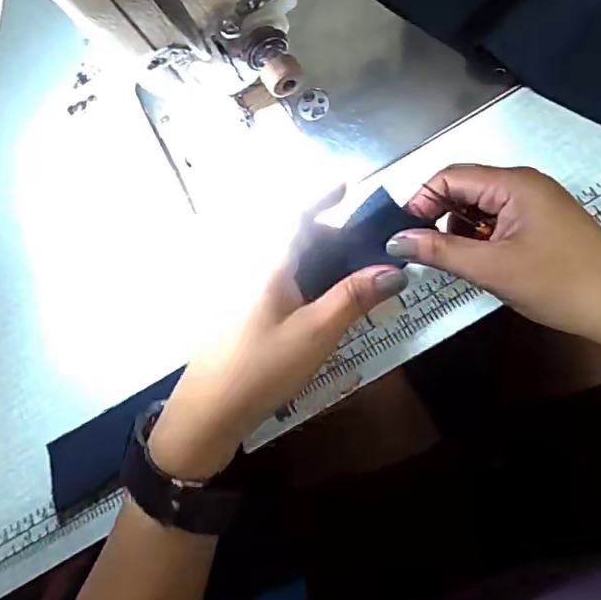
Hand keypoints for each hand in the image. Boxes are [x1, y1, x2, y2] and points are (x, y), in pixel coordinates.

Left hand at [151, 200, 408, 481]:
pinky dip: (301, 280)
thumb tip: (393, 269)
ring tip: (349, 281)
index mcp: (267, 262)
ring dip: (317, 261)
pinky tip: (318, 305)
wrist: (207, 414)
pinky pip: (276, 279)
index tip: (348, 185)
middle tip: (363, 252)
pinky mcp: (238, 310)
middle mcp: (250, 266)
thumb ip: (355, 296)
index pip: (295, 214)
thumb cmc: (262, 366)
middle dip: (330, 236)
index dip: (322, 195)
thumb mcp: (317, 332)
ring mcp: (240, 289)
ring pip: (285, 260)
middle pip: (292, 236)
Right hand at [388, 165, 600, 386]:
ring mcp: (538, 203)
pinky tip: (482, 262)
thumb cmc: (561, 284)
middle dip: (440, 215)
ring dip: (462, 230)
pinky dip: (484, 238)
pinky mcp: (545, 223)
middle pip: (466, 187)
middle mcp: (525, 184)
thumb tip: (397, 240)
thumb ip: (441, 251)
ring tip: (456, 261)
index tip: (403, 232)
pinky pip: (502, 220)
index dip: (421, 200)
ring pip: (482, 206)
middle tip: (423, 250)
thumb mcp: (493, 268)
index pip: (451, 175)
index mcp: (514, 183)